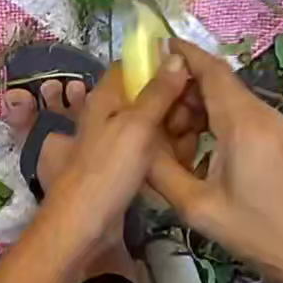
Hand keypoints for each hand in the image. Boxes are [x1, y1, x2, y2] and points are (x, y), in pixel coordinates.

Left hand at [36, 55, 191, 247]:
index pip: (130, 67)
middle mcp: (106, 116)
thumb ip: (157, 93)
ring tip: (196, 129)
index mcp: (104, 98)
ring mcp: (114, 142)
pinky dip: (164, 147)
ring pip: (148, 123)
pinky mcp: (121, 166)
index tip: (187, 70)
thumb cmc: (107, 170)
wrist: (84, 226)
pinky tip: (183, 154)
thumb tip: (176, 56)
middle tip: (199, 105)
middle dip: (170, 97)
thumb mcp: (137, 126)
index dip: (156, 64)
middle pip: (142, 96)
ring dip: (170, 124)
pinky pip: (148, 147)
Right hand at [147, 39, 282, 282]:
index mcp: (242, 121)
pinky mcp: (282, 141)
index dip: (182, 54)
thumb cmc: (256, 232)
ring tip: (176, 146)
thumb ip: (161, 170)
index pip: (210, 69)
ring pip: (230, 102)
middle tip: (156, 121)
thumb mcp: (197, 207)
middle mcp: (262, 114)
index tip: (155, 49)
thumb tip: (138, 144)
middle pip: (218, 84)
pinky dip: (218, 125)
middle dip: (183, 93)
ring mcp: (277, 126)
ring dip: (199, 112)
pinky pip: (243, 119)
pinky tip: (201, 156)